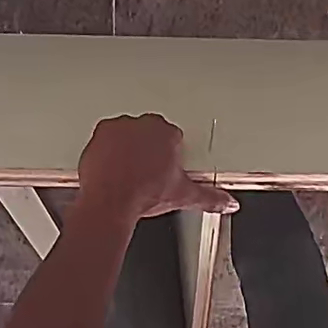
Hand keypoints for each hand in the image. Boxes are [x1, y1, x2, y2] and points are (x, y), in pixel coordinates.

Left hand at [76, 114, 238, 219]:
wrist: (111, 200)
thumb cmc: (142, 193)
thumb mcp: (183, 195)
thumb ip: (209, 197)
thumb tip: (227, 202)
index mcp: (165, 132)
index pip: (172, 137)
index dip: (168, 154)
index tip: (164, 168)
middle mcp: (142, 125)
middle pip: (148, 132)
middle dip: (148, 148)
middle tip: (147, 171)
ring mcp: (119, 128)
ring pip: (126, 133)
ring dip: (127, 146)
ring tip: (127, 171)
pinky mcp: (99, 134)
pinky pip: (105, 138)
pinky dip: (107, 149)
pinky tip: (111, 168)